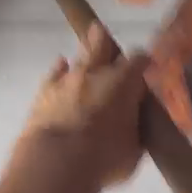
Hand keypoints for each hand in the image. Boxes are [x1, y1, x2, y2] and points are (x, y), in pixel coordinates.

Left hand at [12, 24, 149, 189]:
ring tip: (87, 44)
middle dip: (105, 40)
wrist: (56, 160)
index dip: (143, 62)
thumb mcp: (134, 146)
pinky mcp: (44, 90)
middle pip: (101, 46)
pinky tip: (61, 65)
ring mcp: (67, 79)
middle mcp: (95, 74)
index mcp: (123, 83)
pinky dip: (60, 69)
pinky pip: (55, 72)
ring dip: (84, 53)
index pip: (138, 61)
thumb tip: (133, 120)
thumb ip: (135, 126)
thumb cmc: (104, 157)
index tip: (146, 66)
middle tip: (103, 33)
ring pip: (78, 57)